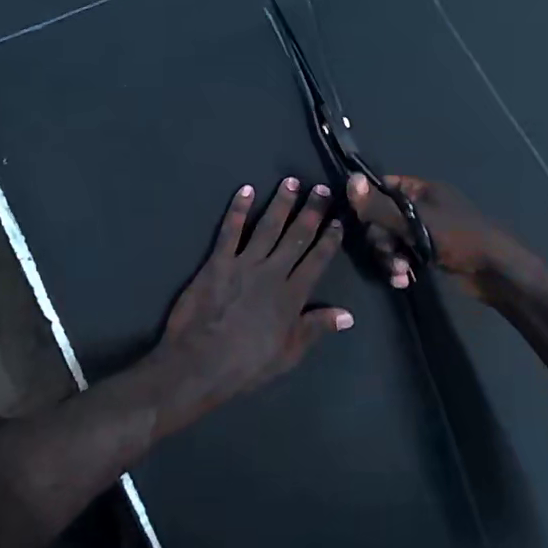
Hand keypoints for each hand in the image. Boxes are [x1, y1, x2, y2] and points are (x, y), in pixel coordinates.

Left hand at [145, 178, 352, 432]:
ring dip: (281, 202)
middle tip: (322, 189)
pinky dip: (238, 209)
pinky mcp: (217, 261)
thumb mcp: (287, 355)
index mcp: (291, 297)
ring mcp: (244, 264)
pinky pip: (230, 230)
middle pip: (295, 236)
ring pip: (267, 226)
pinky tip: (246, 190)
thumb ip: (315, 329)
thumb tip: (347, 314)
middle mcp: (272, 273)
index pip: (316, 261)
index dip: (329, 239)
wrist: (199, 364)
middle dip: (311, 211)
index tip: (338, 220)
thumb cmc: (245, 366)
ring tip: (291, 181)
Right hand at [347, 173, 544, 300]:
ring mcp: (425, 231)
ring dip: (389, 257)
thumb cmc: (460, 237)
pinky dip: (400, 267)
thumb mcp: (416, 221)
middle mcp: (421, 207)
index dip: (367, 201)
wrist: (498, 273)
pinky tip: (404, 280)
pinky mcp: (429, 253)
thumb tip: (350, 181)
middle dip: (381, 238)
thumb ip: (380, 205)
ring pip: (391, 239)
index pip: (382, 186)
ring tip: (399, 271)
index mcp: (421, 189)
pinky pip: (403, 255)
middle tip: (388, 252)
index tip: (359, 219)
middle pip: (382, 217)